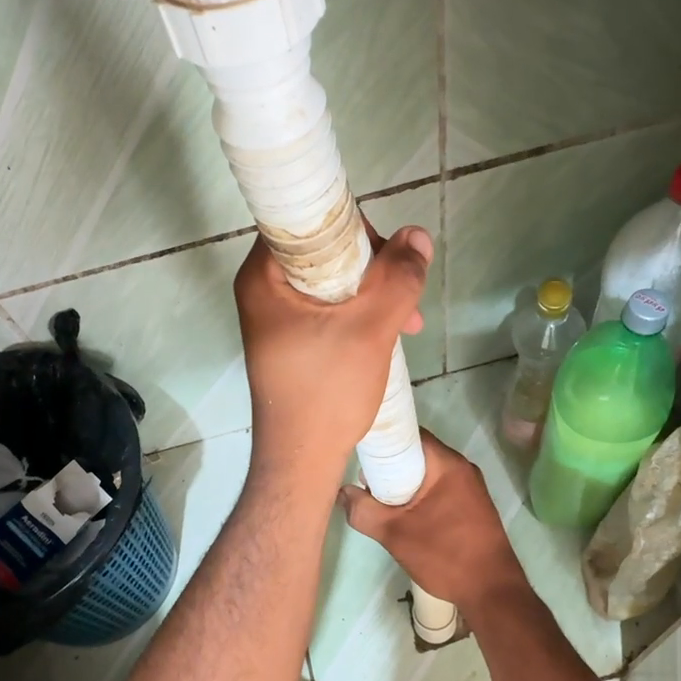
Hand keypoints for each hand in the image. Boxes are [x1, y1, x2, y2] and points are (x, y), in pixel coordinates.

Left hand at [233, 224, 429, 488]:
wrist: (301, 461)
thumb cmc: (327, 391)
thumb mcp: (372, 327)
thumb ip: (398, 277)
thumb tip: (417, 236)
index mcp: (264, 276)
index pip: (307, 219)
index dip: (354, 224)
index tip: (387, 252)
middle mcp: (262, 292)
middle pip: (324, 251)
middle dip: (372, 266)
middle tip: (404, 291)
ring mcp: (275, 321)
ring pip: (331, 284)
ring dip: (373, 294)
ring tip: (409, 323)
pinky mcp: (290, 345)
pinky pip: (328, 312)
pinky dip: (359, 317)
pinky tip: (390, 337)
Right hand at [338, 430, 526, 610]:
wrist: (492, 590)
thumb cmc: (445, 555)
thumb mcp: (395, 534)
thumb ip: (364, 511)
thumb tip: (343, 493)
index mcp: (448, 464)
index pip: (409, 434)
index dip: (382, 442)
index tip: (360, 458)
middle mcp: (462, 468)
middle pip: (417, 454)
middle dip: (389, 468)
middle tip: (367, 486)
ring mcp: (470, 487)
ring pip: (427, 474)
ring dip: (403, 485)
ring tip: (381, 505)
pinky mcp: (472, 506)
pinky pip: (439, 490)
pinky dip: (419, 497)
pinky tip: (405, 518)